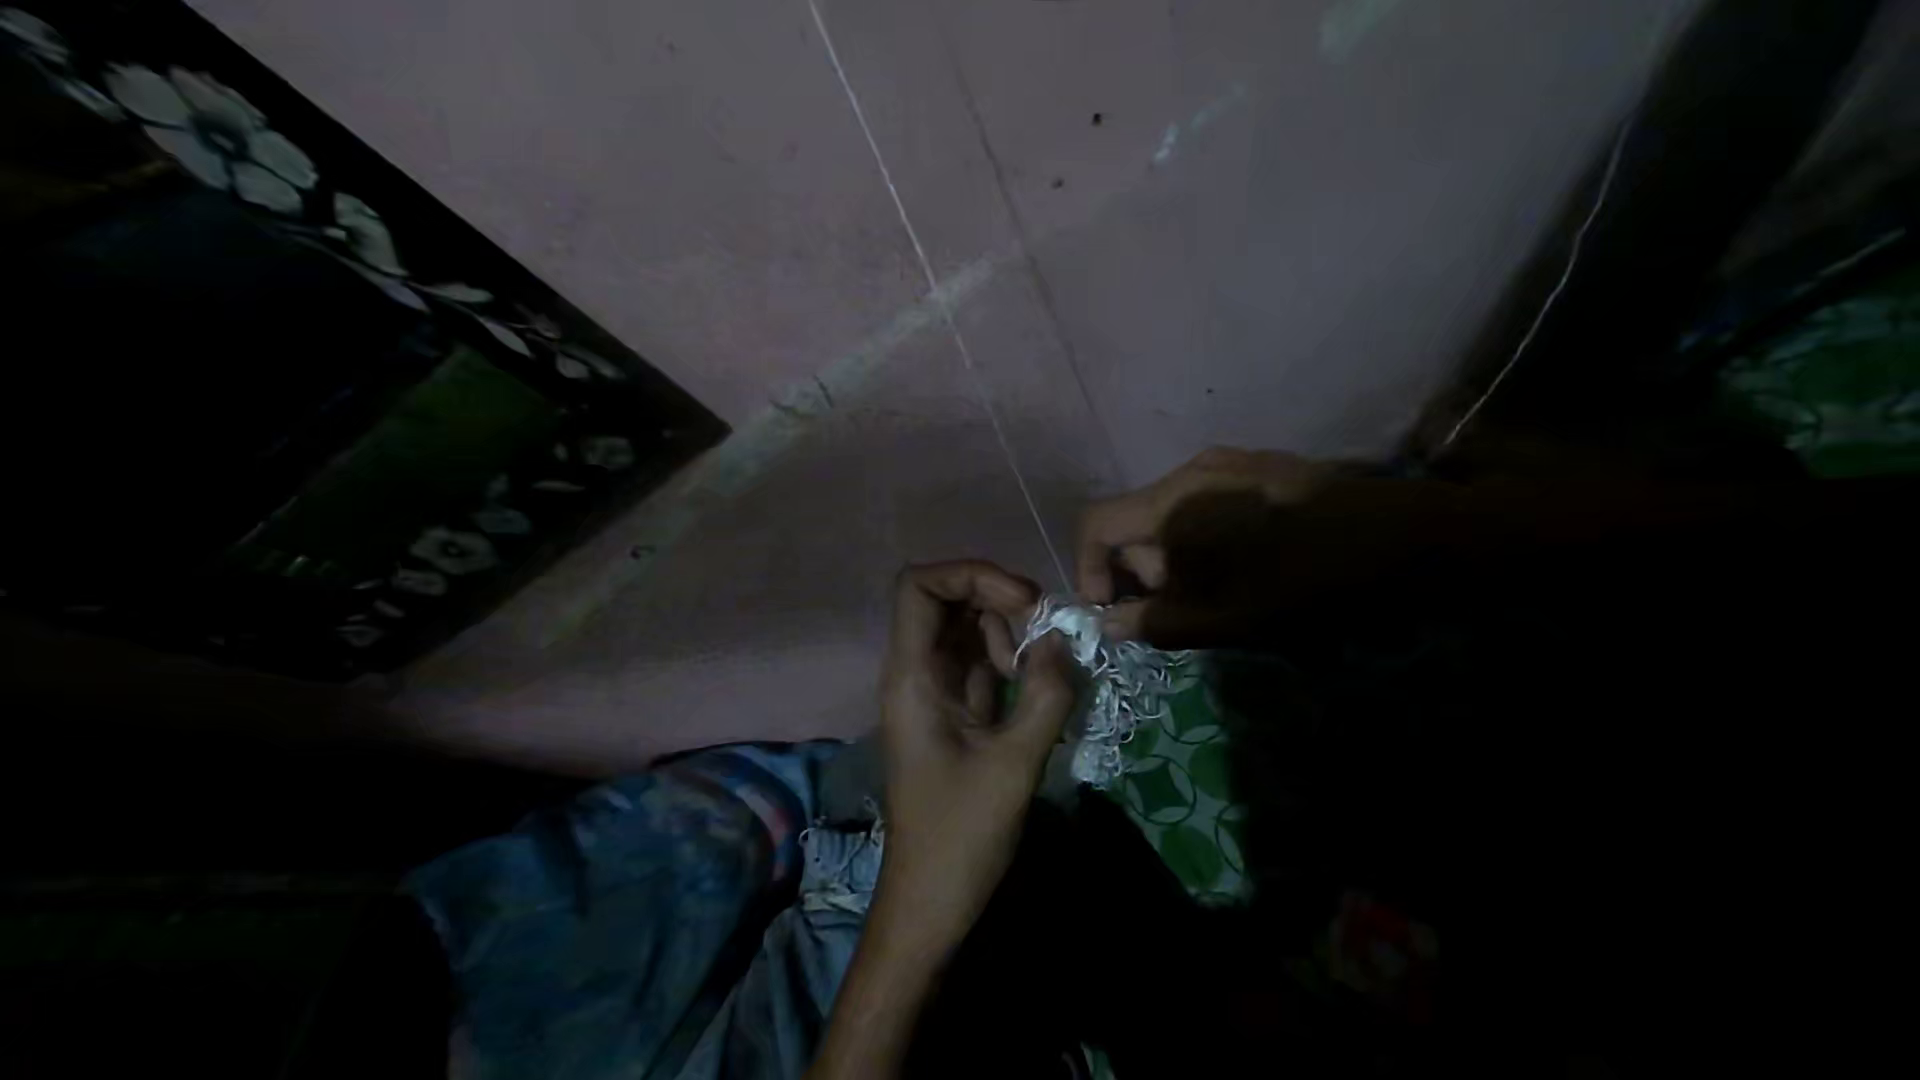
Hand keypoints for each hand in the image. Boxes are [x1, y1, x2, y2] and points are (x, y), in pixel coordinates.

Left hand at [874, 561, 1074, 954]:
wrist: (931, 899)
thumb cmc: (961, 836)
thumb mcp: (1014, 764)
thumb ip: (1044, 695)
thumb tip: (1064, 640)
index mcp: (911, 675)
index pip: (919, 585)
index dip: (970, 575)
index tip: (1022, 602)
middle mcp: (916, 672)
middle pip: (946, 599)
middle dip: (996, 598)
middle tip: (1044, 625)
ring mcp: (934, 690)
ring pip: (965, 628)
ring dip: (1007, 630)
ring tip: (1039, 664)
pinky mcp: (953, 710)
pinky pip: (978, 661)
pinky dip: (1008, 658)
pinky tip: (1034, 681)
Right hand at [1077, 447, 1336, 640]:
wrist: (1403, 537)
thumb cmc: (1305, 583)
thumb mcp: (1226, 620)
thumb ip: (1155, 623)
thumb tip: (1108, 623)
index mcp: (1172, 504)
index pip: (1095, 524)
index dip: (1088, 567)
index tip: (1112, 607)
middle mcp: (1188, 472)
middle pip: (1133, 521)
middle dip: (1144, 570)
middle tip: (1185, 606)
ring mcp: (1225, 462)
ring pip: (1168, 512)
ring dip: (1174, 554)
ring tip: (1220, 586)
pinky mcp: (1256, 463)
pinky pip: (1201, 499)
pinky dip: (1200, 533)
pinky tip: (1245, 558)